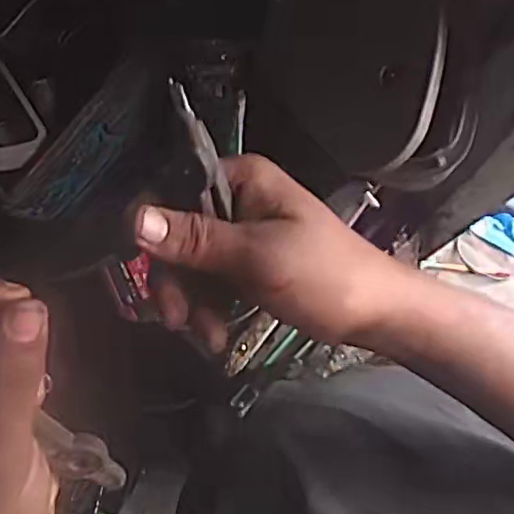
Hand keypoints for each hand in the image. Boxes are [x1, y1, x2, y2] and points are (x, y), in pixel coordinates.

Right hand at [135, 154, 414, 353]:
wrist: (377, 315)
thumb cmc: (325, 275)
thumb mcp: (256, 256)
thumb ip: (195, 238)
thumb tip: (136, 218)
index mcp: (242, 179)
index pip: (175, 190)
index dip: (152, 228)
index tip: (143, 267)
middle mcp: (236, 200)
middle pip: (177, 234)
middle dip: (174, 279)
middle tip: (175, 317)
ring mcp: (240, 235)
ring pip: (189, 264)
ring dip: (191, 302)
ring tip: (206, 334)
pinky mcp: (245, 265)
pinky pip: (208, 282)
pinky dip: (207, 309)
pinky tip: (215, 334)